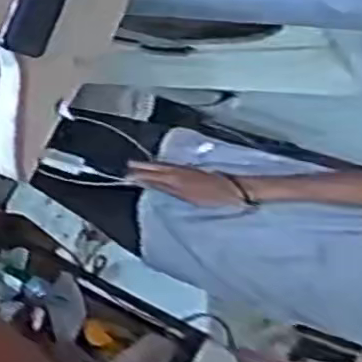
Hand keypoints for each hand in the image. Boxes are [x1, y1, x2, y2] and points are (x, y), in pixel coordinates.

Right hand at [127, 162, 249, 206]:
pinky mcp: (185, 167)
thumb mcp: (187, 197)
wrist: (235, 188)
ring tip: (136, 166)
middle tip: (128, 170)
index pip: (145, 175)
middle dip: (136, 168)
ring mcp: (179, 167)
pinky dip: (155, 165)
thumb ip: (164, 189)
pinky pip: (163, 164)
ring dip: (145, 165)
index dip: (134, 176)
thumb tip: (143, 183)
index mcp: (170, 178)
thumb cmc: (212, 197)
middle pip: (148, 166)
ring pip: (155, 164)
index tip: (126, 178)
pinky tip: (154, 167)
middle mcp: (171, 170)